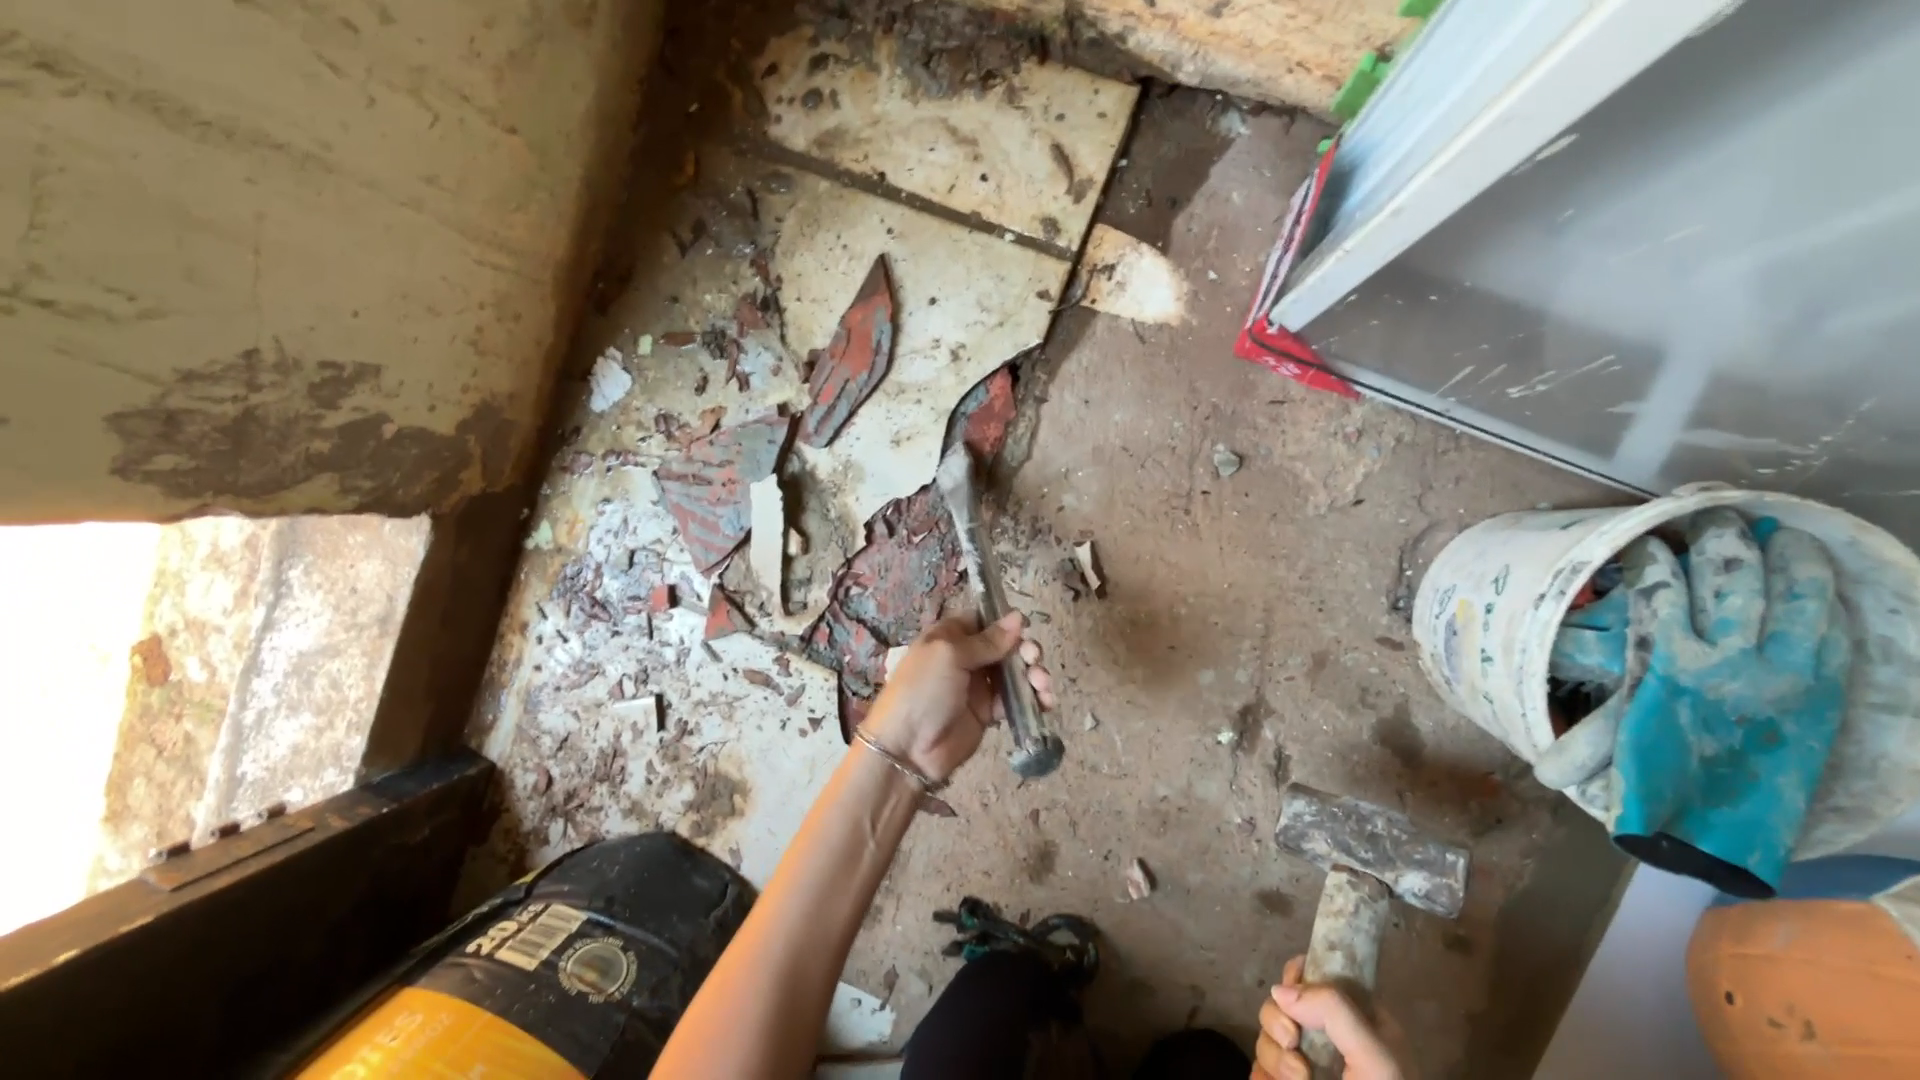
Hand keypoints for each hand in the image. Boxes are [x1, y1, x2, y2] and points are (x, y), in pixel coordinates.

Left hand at [861, 612, 1055, 781]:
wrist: (907, 749)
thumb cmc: (923, 690)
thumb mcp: (950, 655)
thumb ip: (987, 640)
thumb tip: (1018, 617)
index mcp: (950, 636)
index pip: (984, 620)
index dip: (1007, 623)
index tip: (1026, 629)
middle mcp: (966, 657)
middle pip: (1005, 646)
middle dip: (1025, 650)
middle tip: (1033, 660)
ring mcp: (978, 686)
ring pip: (1015, 672)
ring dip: (1033, 675)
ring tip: (1042, 686)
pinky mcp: (988, 712)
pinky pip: (1016, 700)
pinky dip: (1033, 699)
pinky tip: (1045, 703)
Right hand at [1253, 956, 1400, 1079]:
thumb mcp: (1376, 1060)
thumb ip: (1335, 1012)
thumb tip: (1279, 989)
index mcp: (1359, 1020)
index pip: (1318, 975)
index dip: (1297, 977)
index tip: (1292, 994)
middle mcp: (1328, 1037)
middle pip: (1282, 1004)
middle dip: (1278, 1021)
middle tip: (1292, 1043)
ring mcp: (1305, 1065)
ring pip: (1266, 1037)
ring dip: (1273, 1055)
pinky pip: (1258, 1070)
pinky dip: (1262, 1076)